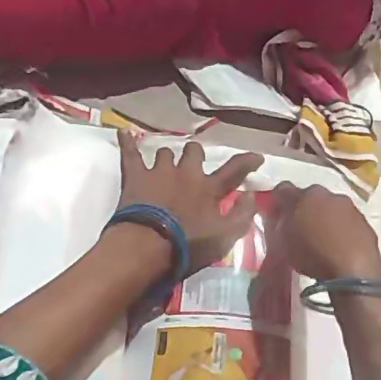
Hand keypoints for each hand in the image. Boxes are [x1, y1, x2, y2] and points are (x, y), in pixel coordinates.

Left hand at [118, 136, 262, 273]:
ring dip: (167, 158)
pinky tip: (123, 132)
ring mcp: (159, 171)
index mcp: (209, 188)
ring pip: (165, 152)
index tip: (257, 157)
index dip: (247, 161)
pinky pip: (130, 153)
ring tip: (165, 166)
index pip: (234, 169)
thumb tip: (250, 196)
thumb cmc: (188, 245)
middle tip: (195, 165)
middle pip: (194, 152)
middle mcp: (186, 173)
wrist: (146, 247)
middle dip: (196, 155)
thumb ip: (241, 216)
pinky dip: (127, 142)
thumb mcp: (224, 238)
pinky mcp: (135, 176)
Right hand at [273, 183, 380, 280]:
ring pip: (332, 208)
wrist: (354, 270)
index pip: (284, 190)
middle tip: (299, 229)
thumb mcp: (284, 241)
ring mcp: (351, 208)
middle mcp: (330, 194)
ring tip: (321, 241)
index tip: (275, 217)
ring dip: (325, 219)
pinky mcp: (366, 224)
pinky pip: (347, 223)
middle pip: (311, 197)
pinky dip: (341, 231)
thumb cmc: (312, 254)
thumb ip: (281, 223)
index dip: (277, 203)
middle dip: (304, 209)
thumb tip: (282, 215)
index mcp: (305, 195)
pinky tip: (339, 248)